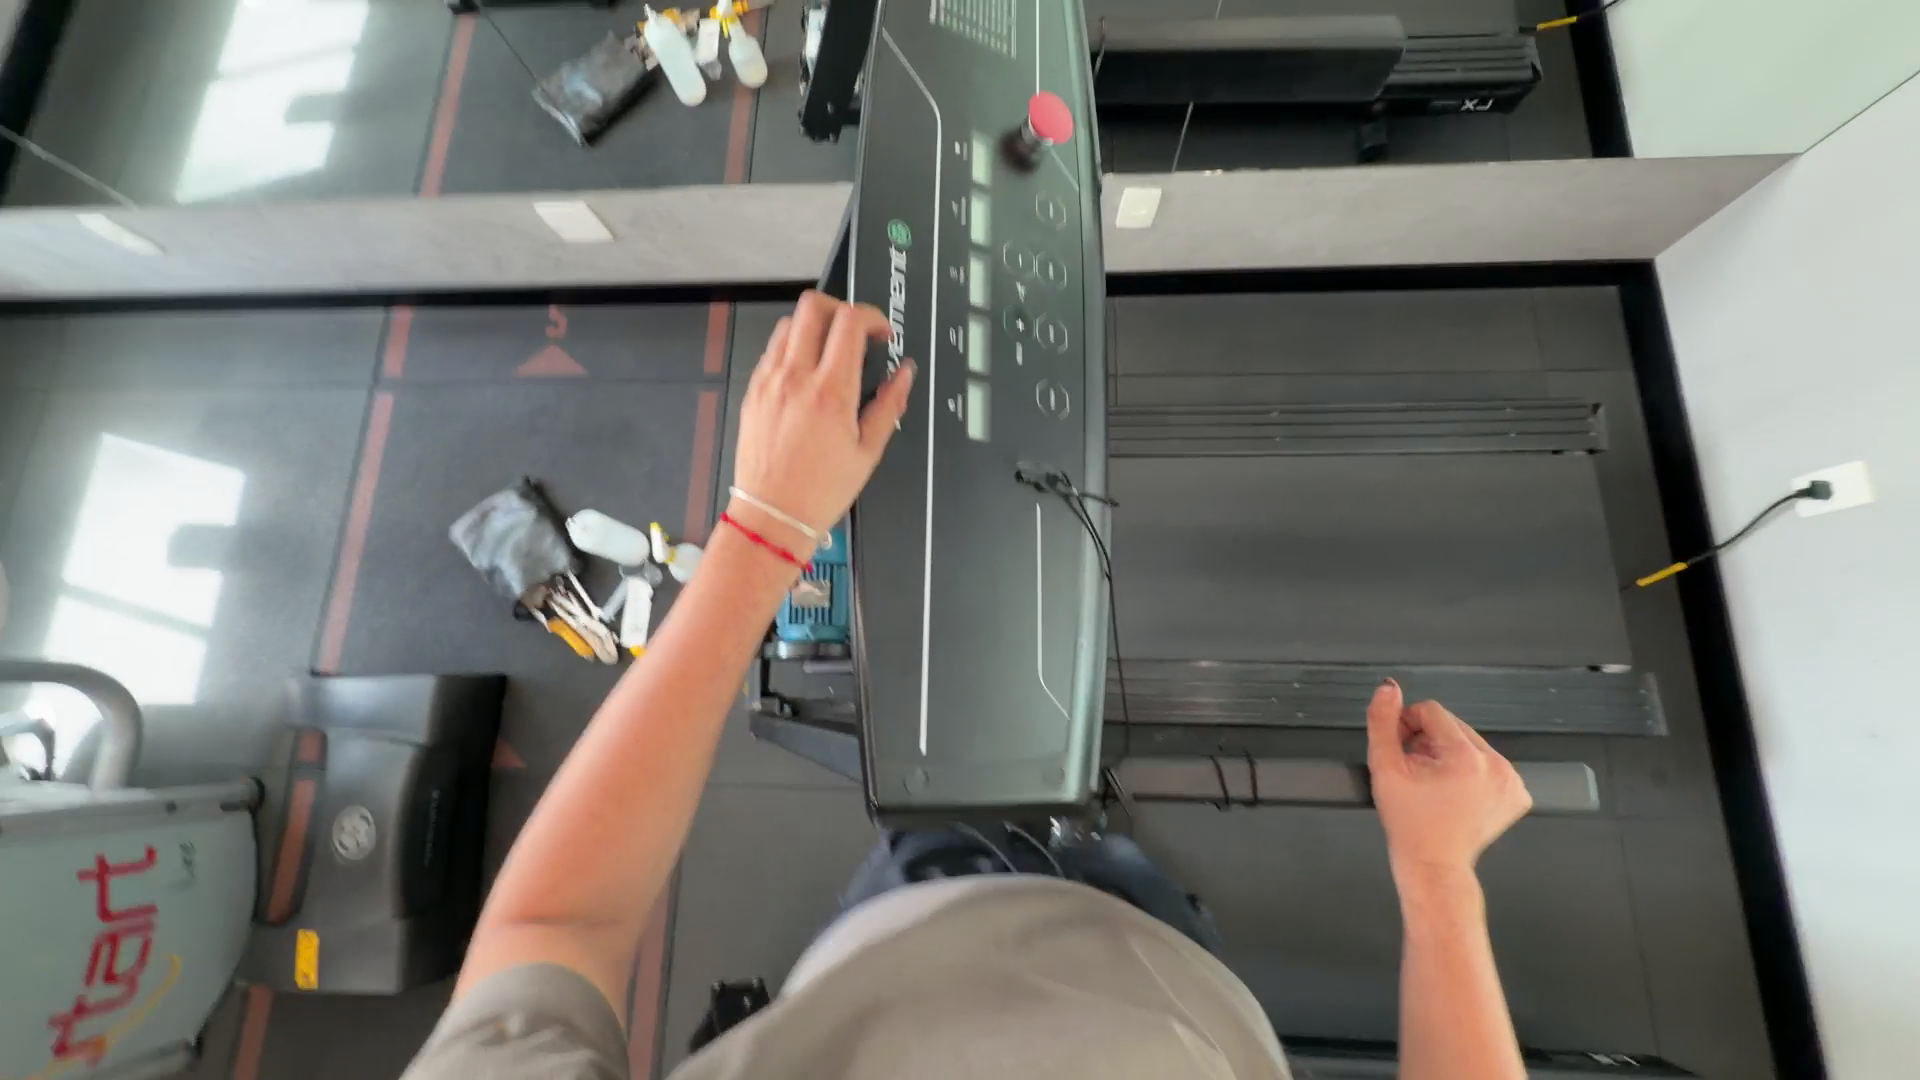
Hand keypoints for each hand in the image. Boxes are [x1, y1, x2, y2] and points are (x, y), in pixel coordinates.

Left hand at [728, 292, 914, 549]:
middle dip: (842, 308)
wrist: (773, 514)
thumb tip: (904, 375)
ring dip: (815, 326)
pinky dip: (793, 348)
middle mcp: (796, 378)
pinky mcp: (753, 391)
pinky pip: (772, 350)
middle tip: (856, 330)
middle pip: (814, 306)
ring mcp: (769, 382)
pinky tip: (806, 373)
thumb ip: (889, 405)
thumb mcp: (868, 451)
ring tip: (830, 352)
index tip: (881, 333)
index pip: (850, 322)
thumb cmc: (818, 491)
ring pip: (789, 323)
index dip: (872, 317)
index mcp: (830, 392)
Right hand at [1367, 680, 1530, 885]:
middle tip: (1414, 769)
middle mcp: (1497, 765)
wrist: (1434, 863)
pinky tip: (1455, 790)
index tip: (1401, 750)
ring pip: (1469, 742)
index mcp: (1465, 757)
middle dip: (1428, 739)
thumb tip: (1388, 687)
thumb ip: (1382, 721)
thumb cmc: (1406, 819)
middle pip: (1451, 725)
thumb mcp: (1383, 766)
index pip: (1431, 710)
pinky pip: (1487, 762)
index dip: (1407, 724)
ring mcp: (1513, 781)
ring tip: (1433, 781)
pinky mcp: (1518, 793)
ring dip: (1447, 753)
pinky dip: (1469, 769)